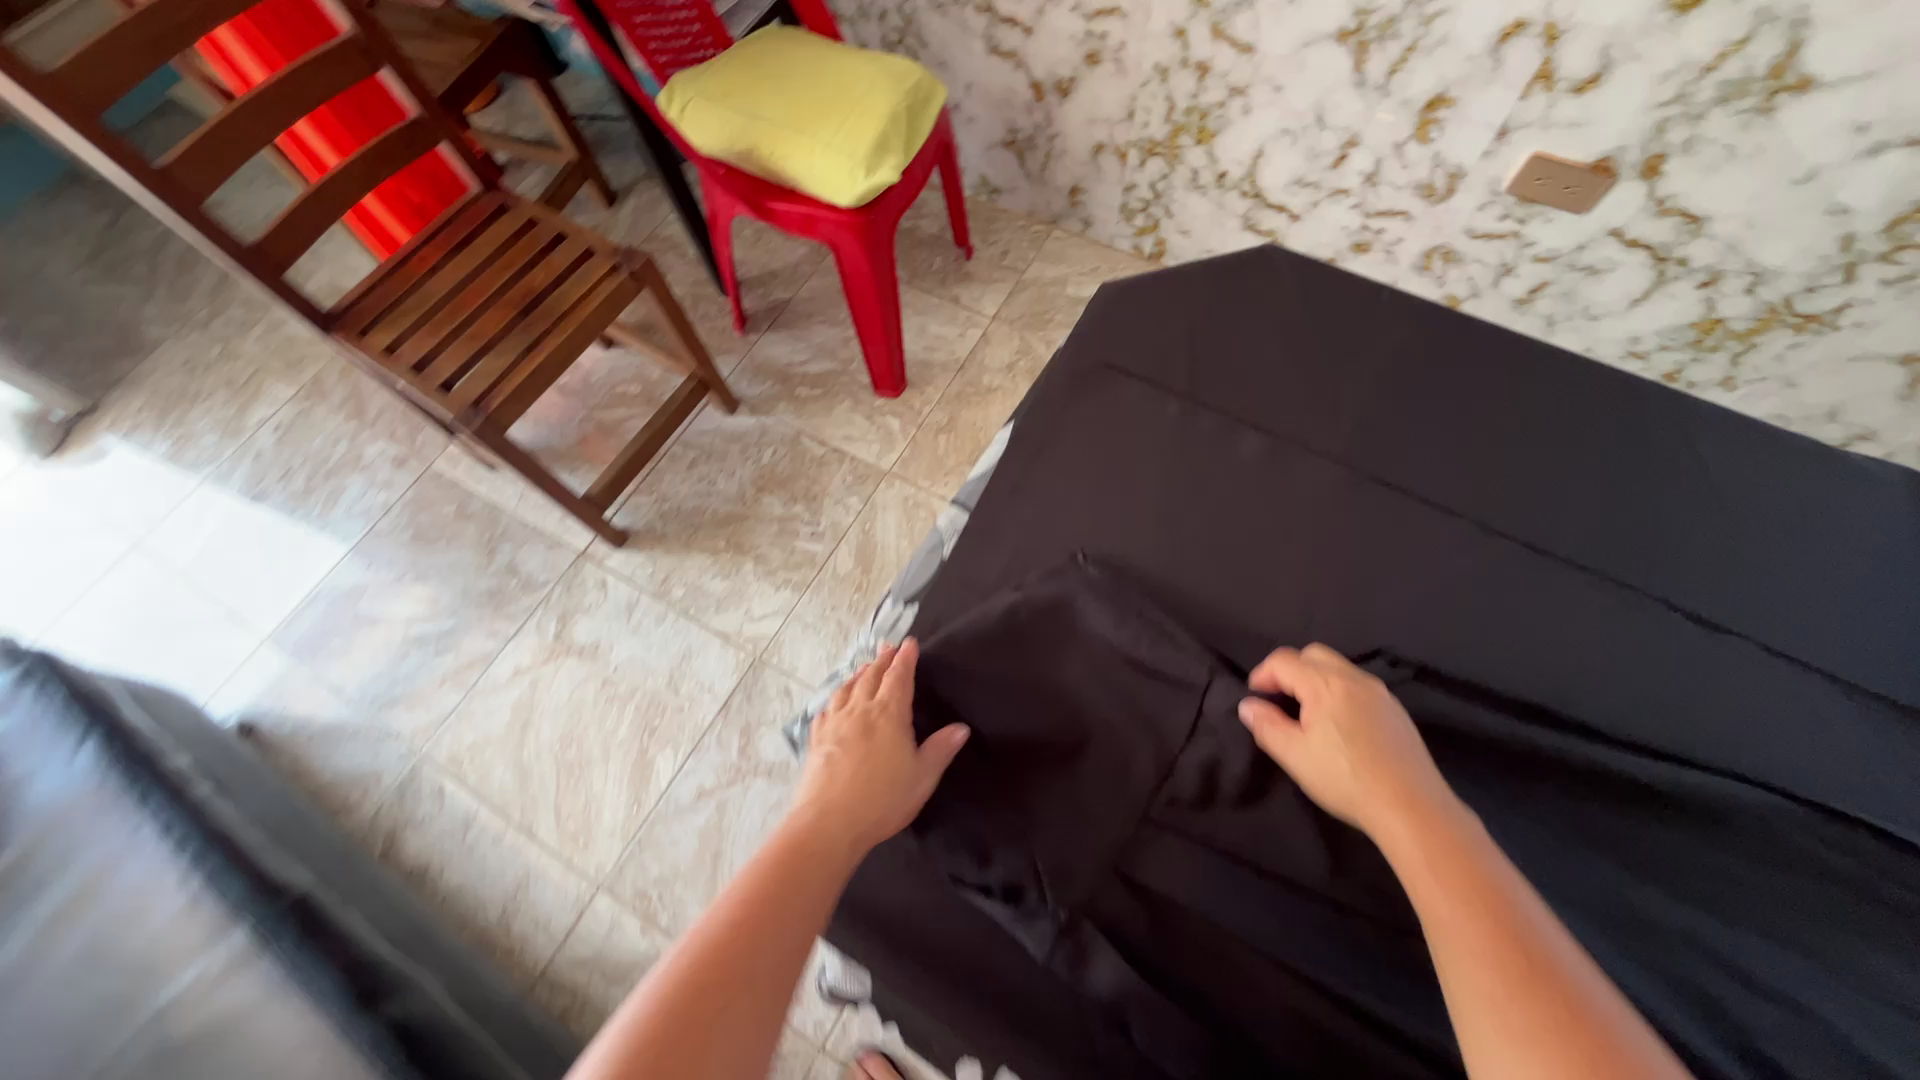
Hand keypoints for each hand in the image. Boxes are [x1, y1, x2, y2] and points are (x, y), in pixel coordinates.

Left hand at [794, 638, 969, 857]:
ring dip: (859, 674)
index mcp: (889, 714)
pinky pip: (827, 707)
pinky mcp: (816, 738)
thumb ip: (940, 749)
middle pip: (872, 676)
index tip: (909, 643)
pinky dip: (836, 696)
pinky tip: (836, 700)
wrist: (828, 822)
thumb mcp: (922, 777)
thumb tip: (960, 728)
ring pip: (847, 688)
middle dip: (883, 659)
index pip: (899, 677)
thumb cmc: (882, 799)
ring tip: (865, 667)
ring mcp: (834, 723)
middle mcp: (859, 710)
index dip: (906, 658)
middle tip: (889, 647)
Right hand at [1238, 644, 1454, 839]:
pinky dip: (1339, 692)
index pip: (1284, 660)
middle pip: (1313, 654)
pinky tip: (1339, 726)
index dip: (1262, 674)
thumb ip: (1266, 725)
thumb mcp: (1294, 756)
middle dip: (1289, 670)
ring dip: (1315, 679)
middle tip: (1279, 700)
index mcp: (1325, 684)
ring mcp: (1380, 693)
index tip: (1255, 698)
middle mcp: (1354, 678)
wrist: (1412, 807)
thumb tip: (1248, 705)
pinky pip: (1359, 686)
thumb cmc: (1345, 779)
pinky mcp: (1396, 710)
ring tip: (1307, 713)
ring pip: (1338, 668)